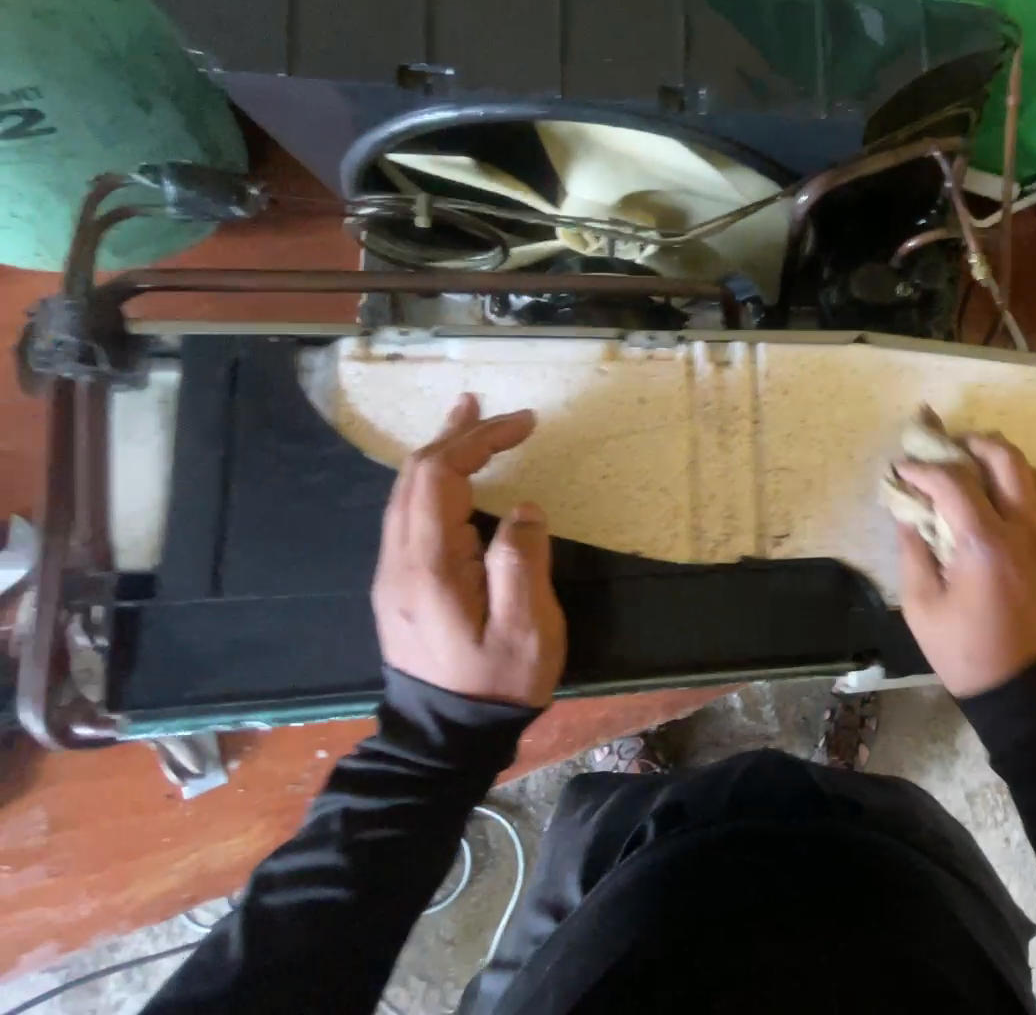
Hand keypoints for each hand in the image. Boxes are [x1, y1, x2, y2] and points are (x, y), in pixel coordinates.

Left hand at [372, 394, 565, 706]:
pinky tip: (456, 477)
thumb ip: (522, 563)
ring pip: (408, 494)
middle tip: (502, 413)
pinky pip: (412, 515)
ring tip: (473, 422)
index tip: (525, 424)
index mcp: (429, 565)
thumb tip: (522, 510)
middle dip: (458, 435)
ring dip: (442, 453)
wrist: (449, 737)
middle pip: (415, 477)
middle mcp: (400, 561)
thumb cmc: (498, 681)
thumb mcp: (526, 627)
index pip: (440, 477)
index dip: (479, 440)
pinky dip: (436, 482)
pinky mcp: (404, 585)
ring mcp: (396, 573)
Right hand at [895, 434, 1035, 697]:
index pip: (953, 481)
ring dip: (1004, 461)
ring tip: (979, 470)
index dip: (923, 468)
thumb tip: (907, 510)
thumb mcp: (922, 605)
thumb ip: (913, 549)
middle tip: (948, 450)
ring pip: (1035, 472)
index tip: (903, 468)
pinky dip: (1028, 485)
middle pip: (1004, 458)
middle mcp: (1023, 529)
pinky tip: (1007, 498)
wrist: (1023, 688)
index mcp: (983, 543)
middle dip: (971, 444)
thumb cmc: (965, 651)